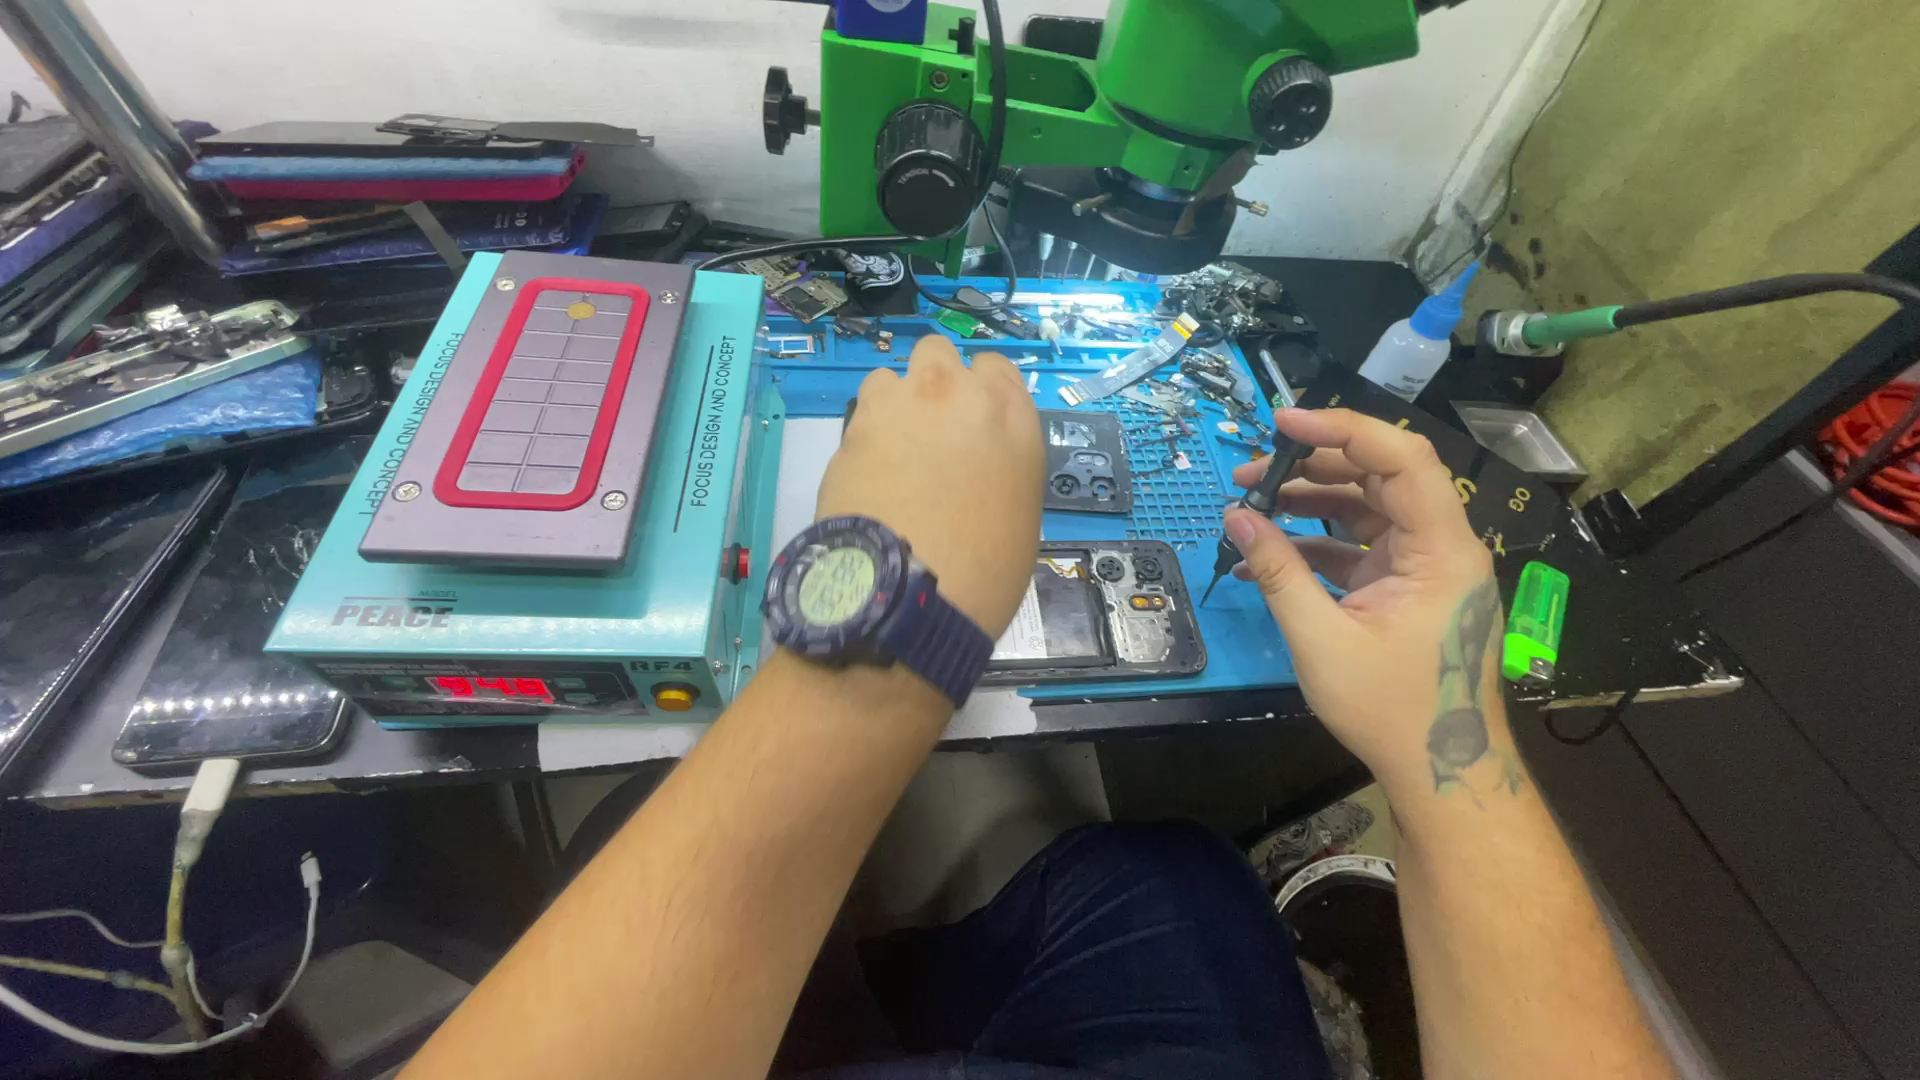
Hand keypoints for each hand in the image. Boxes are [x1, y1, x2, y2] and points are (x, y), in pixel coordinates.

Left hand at [815, 335, 1043, 638]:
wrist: (913, 595)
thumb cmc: (985, 570)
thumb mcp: (1020, 513)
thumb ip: (1001, 464)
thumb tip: (977, 463)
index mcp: (1011, 415)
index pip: (995, 368)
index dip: (980, 393)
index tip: (972, 423)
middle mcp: (957, 393)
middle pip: (939, 353)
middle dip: (934, 382)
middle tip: (929, 430)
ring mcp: (900, 403)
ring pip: (891, 377)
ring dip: (893, 404)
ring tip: (889, 453)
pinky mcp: (853, 426)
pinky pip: (860, 413)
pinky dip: (863, 433)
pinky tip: (865, 471)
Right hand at [1226, 408, 1517, 801]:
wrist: (1441, 772)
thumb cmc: (1391, 709)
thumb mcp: (1321, 639)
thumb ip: (1278, 571)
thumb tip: (1235, 517)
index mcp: (1441, 550)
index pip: (1400, 459)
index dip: (1342, 430)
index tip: (1281, 424)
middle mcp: (1440, 546)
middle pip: (1379, 477)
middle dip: (1311, 467)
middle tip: (1249, 473)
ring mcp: (1422, 567)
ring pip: (1365, 509)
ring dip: (1307, 503)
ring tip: (1249, 505)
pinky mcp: (1403, 588)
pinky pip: (1357, 547)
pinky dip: (1313, 544)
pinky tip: (1265, 554)